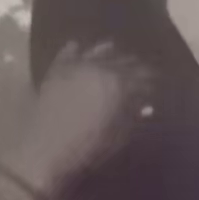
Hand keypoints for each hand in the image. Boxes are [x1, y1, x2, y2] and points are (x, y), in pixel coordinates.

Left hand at [0, 42, 155, 195]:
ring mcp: (75, 67)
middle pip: (122, 60)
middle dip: (134, 65)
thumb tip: (144, 104)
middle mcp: (99, 68)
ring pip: (98, 51)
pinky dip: (76, 50)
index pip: (142, 75)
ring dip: (109, 53)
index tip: (156, 83)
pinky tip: (79, 47)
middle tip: (141, 70)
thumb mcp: (117, 135)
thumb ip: (132, 116)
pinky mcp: (56, 71)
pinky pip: (68, 53)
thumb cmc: (85, 150)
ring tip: (116, 54)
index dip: (150, 80)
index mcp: (118, 84)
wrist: (42, 152)